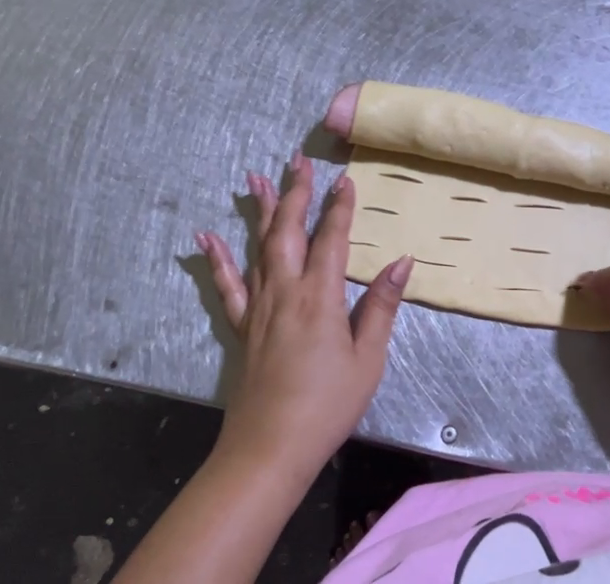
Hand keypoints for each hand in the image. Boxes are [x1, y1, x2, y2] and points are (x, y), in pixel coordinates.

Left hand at [196, 154, 412, 473]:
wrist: (269, 449)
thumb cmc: (328, 404)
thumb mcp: (368, 358)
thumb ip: (381, 306)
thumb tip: (402, 262)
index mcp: (320, 298)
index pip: (332, 240)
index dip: (340, 208)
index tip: (346, 179)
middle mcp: (285, 293)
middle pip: (288, 232)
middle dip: (295, 193)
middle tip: (297, 159)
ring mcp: (259, 309)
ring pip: (257, 248)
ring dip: (260, 211)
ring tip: (256, 177)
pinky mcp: (241, 328)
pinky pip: (227, 286)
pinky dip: (217, 259)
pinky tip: (206, 236)